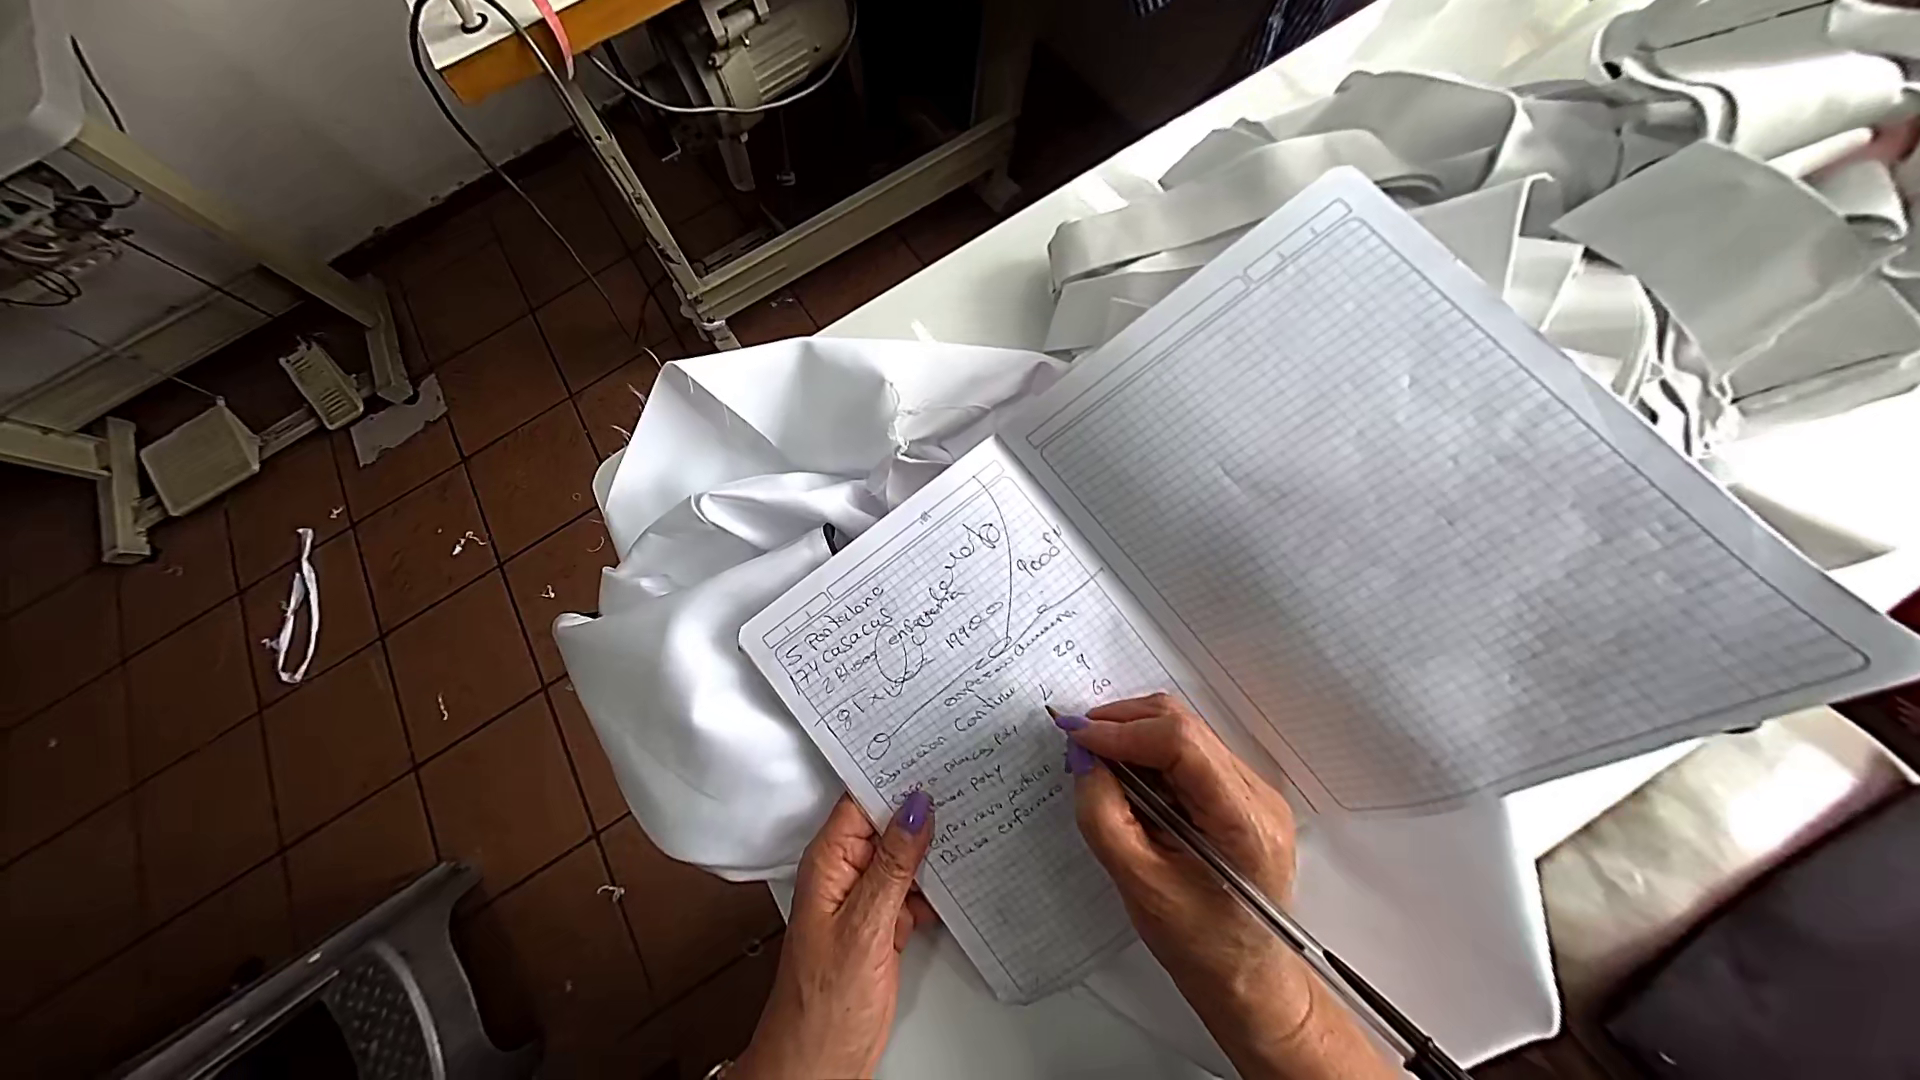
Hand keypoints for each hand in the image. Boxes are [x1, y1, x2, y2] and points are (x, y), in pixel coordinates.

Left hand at [734, 792, 936, 1079]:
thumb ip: (893, 865)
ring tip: (964, 827)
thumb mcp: (865, 927)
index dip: (892, 779)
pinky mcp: (883, 920)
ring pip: (904, 854)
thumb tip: (916, 809)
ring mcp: (866, 897)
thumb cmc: (820, 1008)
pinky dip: (933, 883)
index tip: (927, 761)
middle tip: (957, 790)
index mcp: (829, 862)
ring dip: (931, 848)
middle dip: (919, 811)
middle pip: (886, 823)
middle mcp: (846, 872)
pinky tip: (955, 878)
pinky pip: (912, 885)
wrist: (819, 1069)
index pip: (861, 800)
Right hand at [1062, 694, 1392, 1079]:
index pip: (1181, 743)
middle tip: (1081, 740)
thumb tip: (1084, 756)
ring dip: (1133, 733)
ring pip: (1183, 730)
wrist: (1249, 980)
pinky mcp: (1237, 792)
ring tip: (1099, 758)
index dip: (1122, 731)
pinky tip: (1126, 774)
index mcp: (1243, 822)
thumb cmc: (1202, 946)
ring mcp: (1252, 790)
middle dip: (1123, 722)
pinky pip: (1186, 749)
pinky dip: (1147, 749)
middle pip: (1183, 725)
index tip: (1078, 736)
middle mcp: (1257, 794)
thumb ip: (1103, 814)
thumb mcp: (1138, 883)